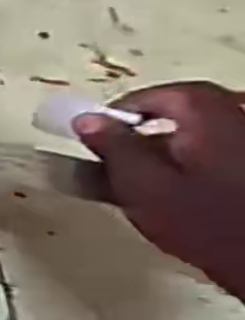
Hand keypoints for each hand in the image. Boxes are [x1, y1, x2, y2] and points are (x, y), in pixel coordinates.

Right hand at [74, 81, 244, 293]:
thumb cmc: (209, 225)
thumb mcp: (142, 185)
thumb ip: (113, 147)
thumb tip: (90, 120)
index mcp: (221, 121)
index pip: (172, 95)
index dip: (131, 105)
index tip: (102, 125)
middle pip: (208, 111)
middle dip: (166, 124)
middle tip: (132, 148)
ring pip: (230, 135)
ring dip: (195, 145)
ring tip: (166, 175)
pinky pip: (238, 157)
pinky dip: (220, 163)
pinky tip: (204, 189)